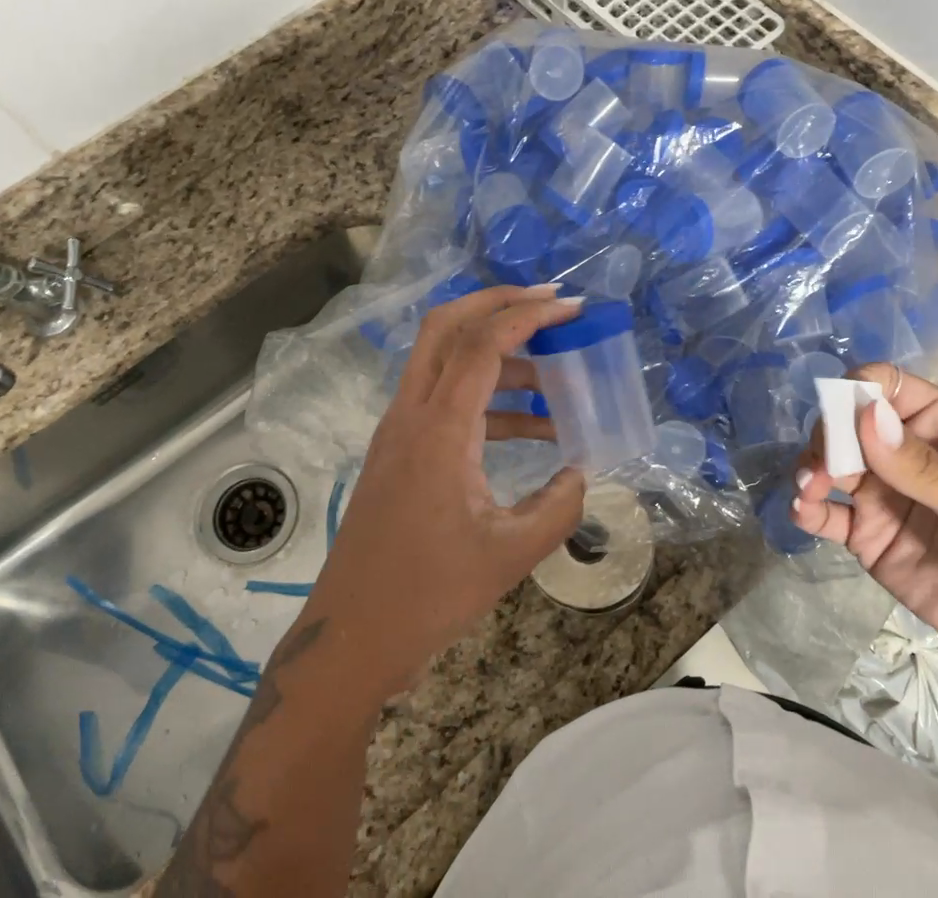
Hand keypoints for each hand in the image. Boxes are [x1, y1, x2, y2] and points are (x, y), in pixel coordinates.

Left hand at [306, 283, 588, 699]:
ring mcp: (398, 434)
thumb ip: (559, 507)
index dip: (527, 315)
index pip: (481, 344)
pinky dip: (488, 402)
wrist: (355, 634)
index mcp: (437, 430)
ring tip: (558, 385)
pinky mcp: (398, 455)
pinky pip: (444, 404)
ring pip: (445, 365)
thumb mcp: (511, 554)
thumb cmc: (430, 594)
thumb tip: (582, 475)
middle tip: (551, 306)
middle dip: (498, 304)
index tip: (571, 307)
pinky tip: (533, 434)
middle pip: (446, 328)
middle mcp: (410, 417)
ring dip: (500, 360)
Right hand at [792, 364, 937, 672]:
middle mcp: (910, 456)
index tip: (838, 415)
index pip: (892, 390)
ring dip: (812, 470)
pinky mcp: (868, 538)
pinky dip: (807, 508)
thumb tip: (864, 414)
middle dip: (828, 437)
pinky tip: (803, 511)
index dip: (859, 393)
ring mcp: (886, 497)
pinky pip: (828, 514)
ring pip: (833, 467)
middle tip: (822, 465)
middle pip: (851, 426)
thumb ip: (920, 465)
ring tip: (808, 489)